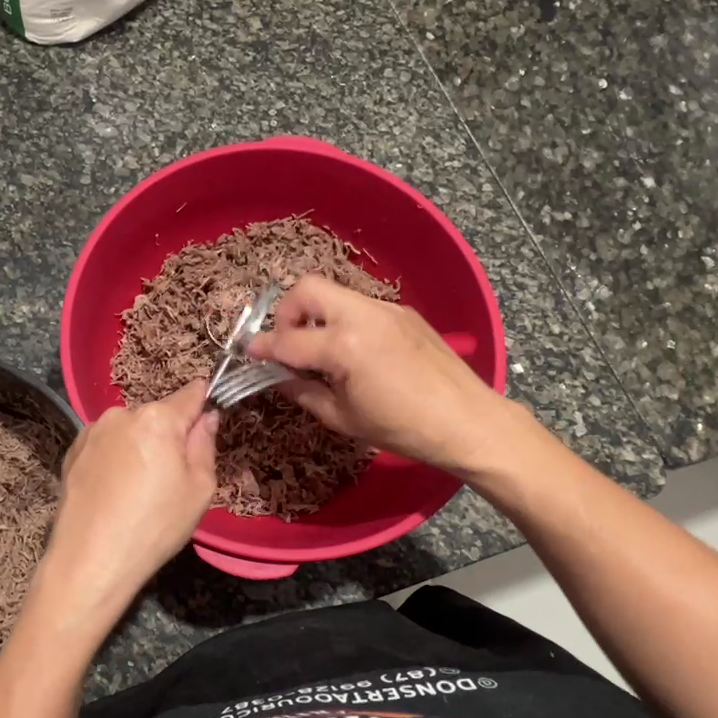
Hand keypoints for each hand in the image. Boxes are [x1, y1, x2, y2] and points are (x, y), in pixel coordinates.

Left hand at [38, 381, 219, 611]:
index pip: (191, 394)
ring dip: (138, 447)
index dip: (203, 404)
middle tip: (170, 478)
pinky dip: (114, 459)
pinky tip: (114, 492)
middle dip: (168, 436)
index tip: (207, 422)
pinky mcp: (72, 451)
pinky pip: (106, 445)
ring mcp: (92, 431)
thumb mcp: (199, 489)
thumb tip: (207, 417)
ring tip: (137, 491)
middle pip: (157, 416)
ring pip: (130, 431)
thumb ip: (205, 444)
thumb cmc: (154, 526)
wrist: (90, 559)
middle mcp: (121, 414)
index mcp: (157, 418)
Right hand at [246, 275, 538, 478]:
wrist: (467, 421)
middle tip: (286, 341)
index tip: (250, 351)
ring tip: (318, 348)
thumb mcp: (342, 417)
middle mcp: (362, 315)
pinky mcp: (403, 312)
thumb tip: (278, 377)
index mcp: (343, 346)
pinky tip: (353, 351)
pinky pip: (359, 306)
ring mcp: (385, 309)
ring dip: (315, 314)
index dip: (263, 347)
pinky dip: (342, 320)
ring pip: (334, 293)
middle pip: (306, 289)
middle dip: (286, 312)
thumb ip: (303, 391)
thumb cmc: (402, 428)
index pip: (288, 339)